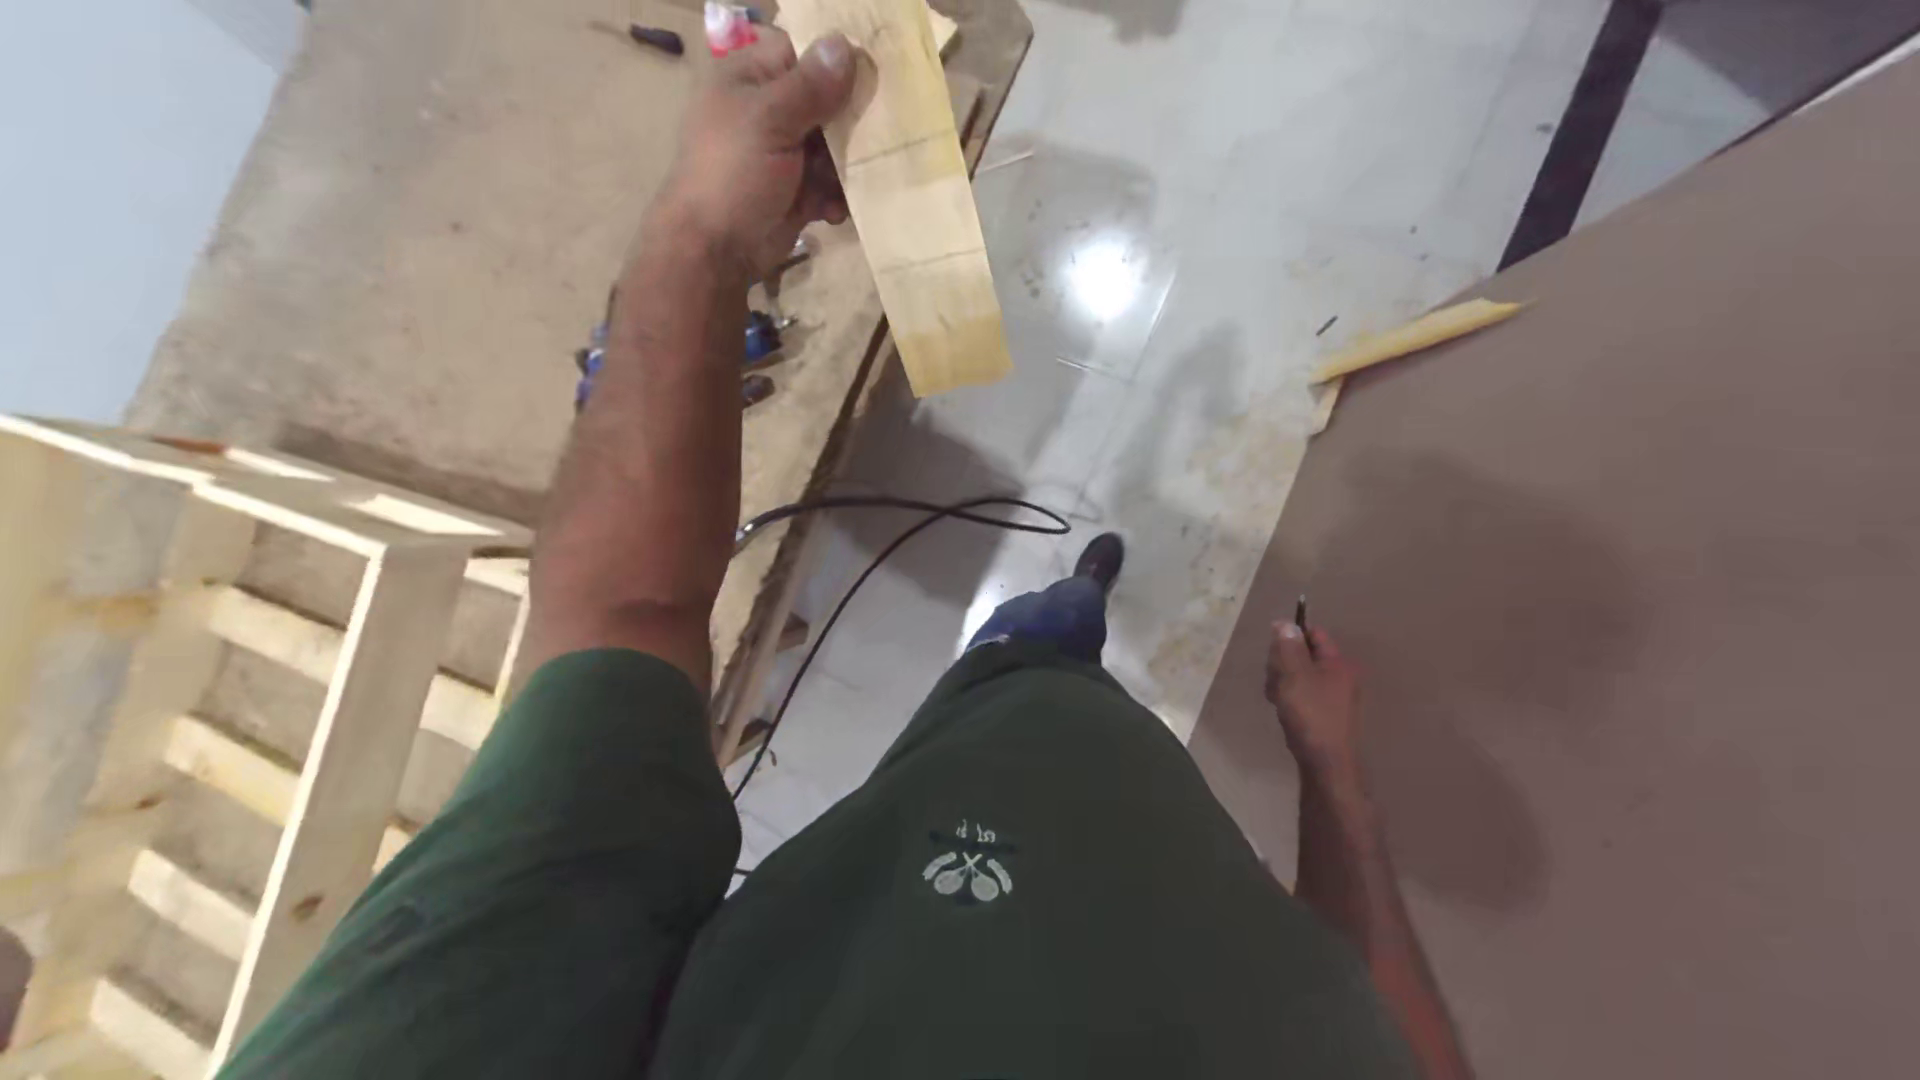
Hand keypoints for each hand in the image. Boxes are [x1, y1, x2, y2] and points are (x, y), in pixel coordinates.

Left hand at [649, 29, 856, 279]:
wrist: (717, 248)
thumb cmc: (734, 173)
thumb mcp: (769, 120)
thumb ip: (810, 87)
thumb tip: (845, 44)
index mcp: (749, 79)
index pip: (800, 55)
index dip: (833, 66)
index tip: (866, 81)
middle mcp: (767, 112)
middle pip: (824, 104)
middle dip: (847, 126)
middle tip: (870, 139)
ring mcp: (783, 156)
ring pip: (832, 150)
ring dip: (845, 170)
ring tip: (848, 185)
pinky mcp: (796, 194)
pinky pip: (828, 187)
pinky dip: (835, 199)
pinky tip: (832, 212)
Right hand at [1264, 620, 1362, 777]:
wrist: (1326, 763)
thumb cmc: (1310, 714)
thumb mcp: (1294, 675)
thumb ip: (1288, 647)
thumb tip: (1284, 623)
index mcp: (1338, 663)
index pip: (1314, 634)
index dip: (1291, 637)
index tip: (1274, 652)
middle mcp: (1340, 676)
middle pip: (1303, 654)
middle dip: (1282, 663)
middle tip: (1275, 679)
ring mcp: (1333, 696)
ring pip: (1298, 675)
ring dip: (1281, 682)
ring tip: (1276, 698)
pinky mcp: (1324, 713)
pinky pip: (1301, 693)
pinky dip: (1288, 697)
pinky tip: (1281, 709)